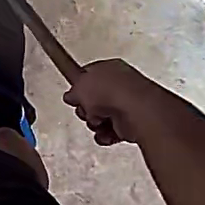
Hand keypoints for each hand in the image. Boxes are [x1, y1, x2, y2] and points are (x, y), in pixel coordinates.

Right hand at [63, 58, 184, 145]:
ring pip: (100, 119)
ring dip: (94, 124)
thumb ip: (73, 91)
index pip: (91, 76)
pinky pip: (110, 132)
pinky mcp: (130, 124)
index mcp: (110, 68)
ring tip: (98, 122)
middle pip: (94, 101)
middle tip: (86, 110)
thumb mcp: (79, 86)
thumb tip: (70, 96)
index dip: (80, 86)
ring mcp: (126, 105)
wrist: (134, 110)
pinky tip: (105, 133)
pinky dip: (105, 135)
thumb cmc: (111, 91)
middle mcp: (120, 86)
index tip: (74, 94)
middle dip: (86, 109)